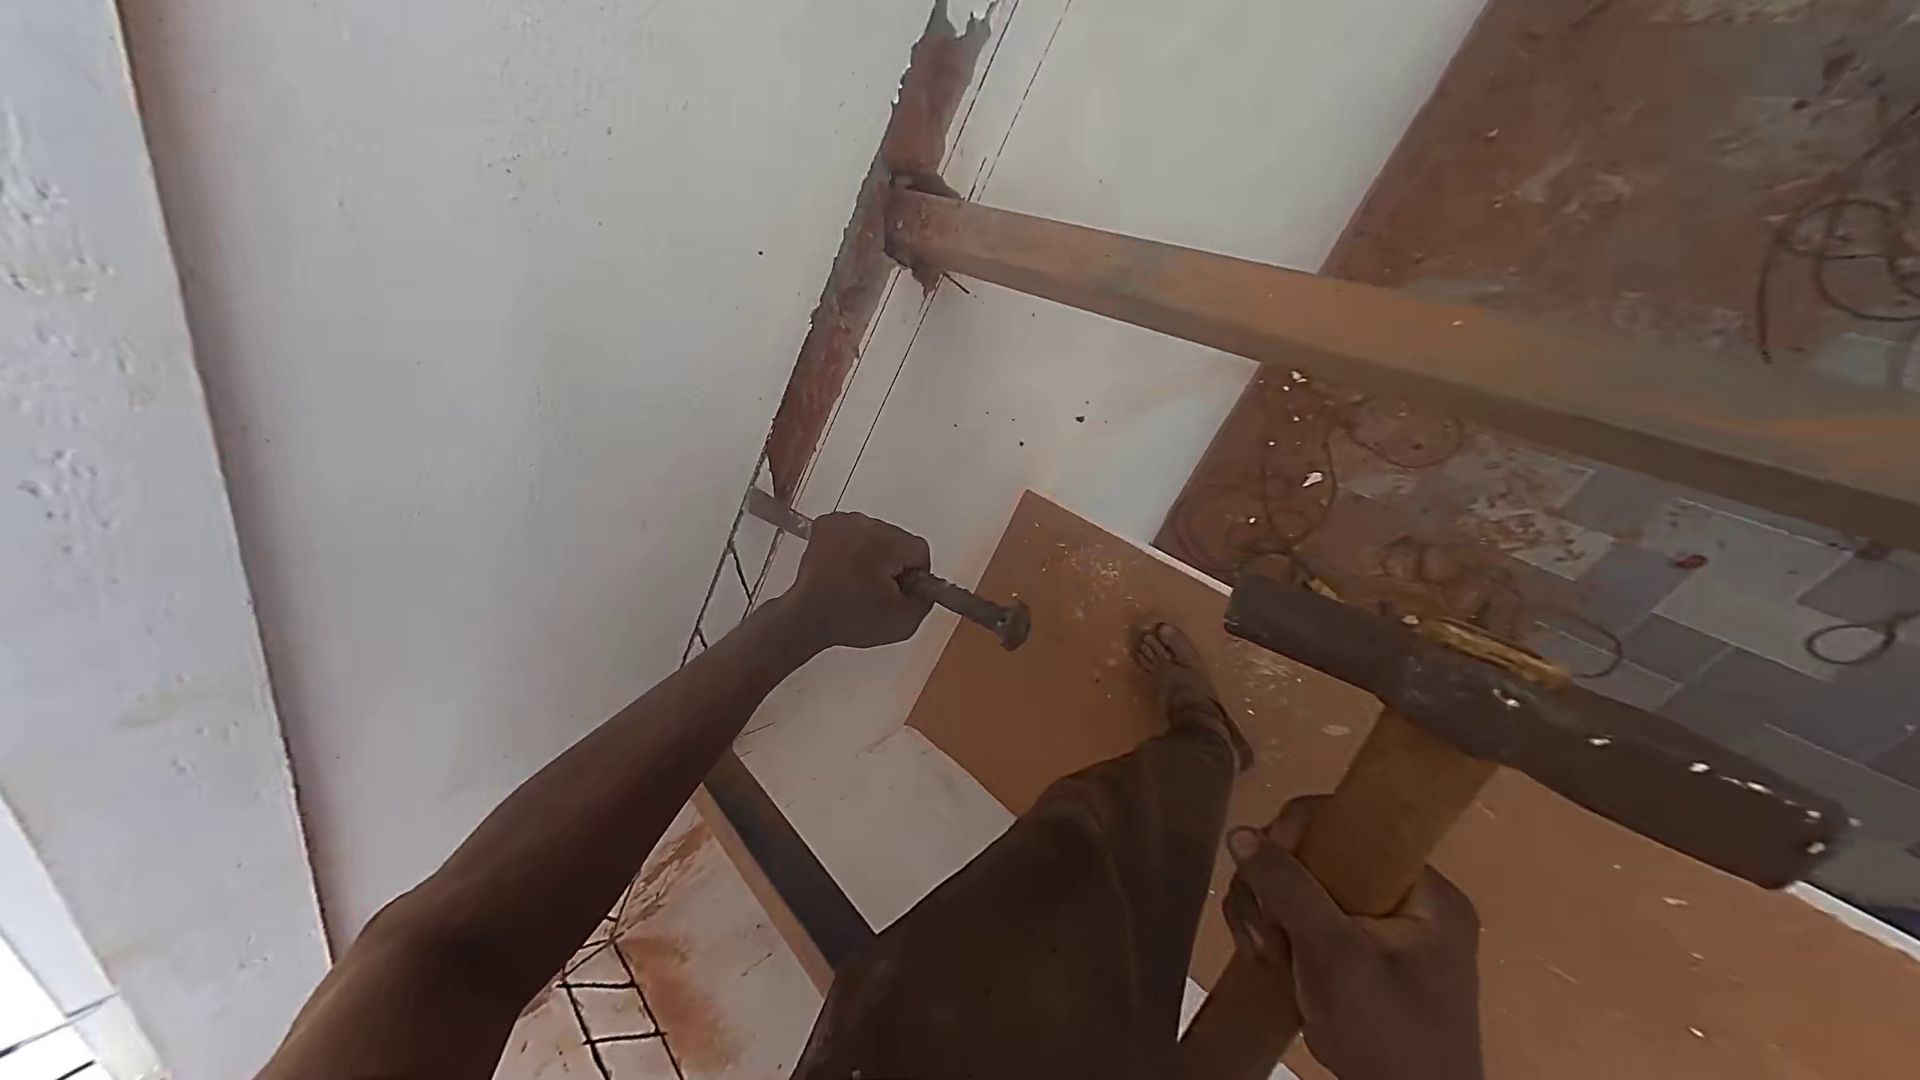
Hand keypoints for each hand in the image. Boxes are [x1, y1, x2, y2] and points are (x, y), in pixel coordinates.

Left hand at [786, 512, 933, 648]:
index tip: (898, 590)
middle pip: (898, 539)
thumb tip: (928, 585)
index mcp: (884, 544)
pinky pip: (856, 532)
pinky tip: (847, 568)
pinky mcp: (828, 524)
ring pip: (878, 534)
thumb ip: (927, 599)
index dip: (914, 574)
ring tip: (858, 580)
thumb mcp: (904, 621)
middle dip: (893, 562)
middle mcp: (863, 524)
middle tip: (877, 589)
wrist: (806, 618)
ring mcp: (843, 522)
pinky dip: (855, 547)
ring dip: (874, 554)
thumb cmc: (850, 619)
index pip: (919, 549)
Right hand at [1224, 798, 1483, 1079]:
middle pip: (1312, 852)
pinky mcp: (1346, 949)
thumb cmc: (1387, 1039)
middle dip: (1273, 885)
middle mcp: (1400, 899)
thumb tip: (1240, 834)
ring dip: (1264, 911)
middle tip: (1264, 928)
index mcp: (1423, 891)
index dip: (1299, 833)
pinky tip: (1266, 959)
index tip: (1267, 865)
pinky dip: (1270, 929)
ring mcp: (1371, 925)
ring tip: (1263, 953)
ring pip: (1295, 881)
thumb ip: (1287, 887)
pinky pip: (1294, 912)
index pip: (1351, 823)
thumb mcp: (1334, 957)